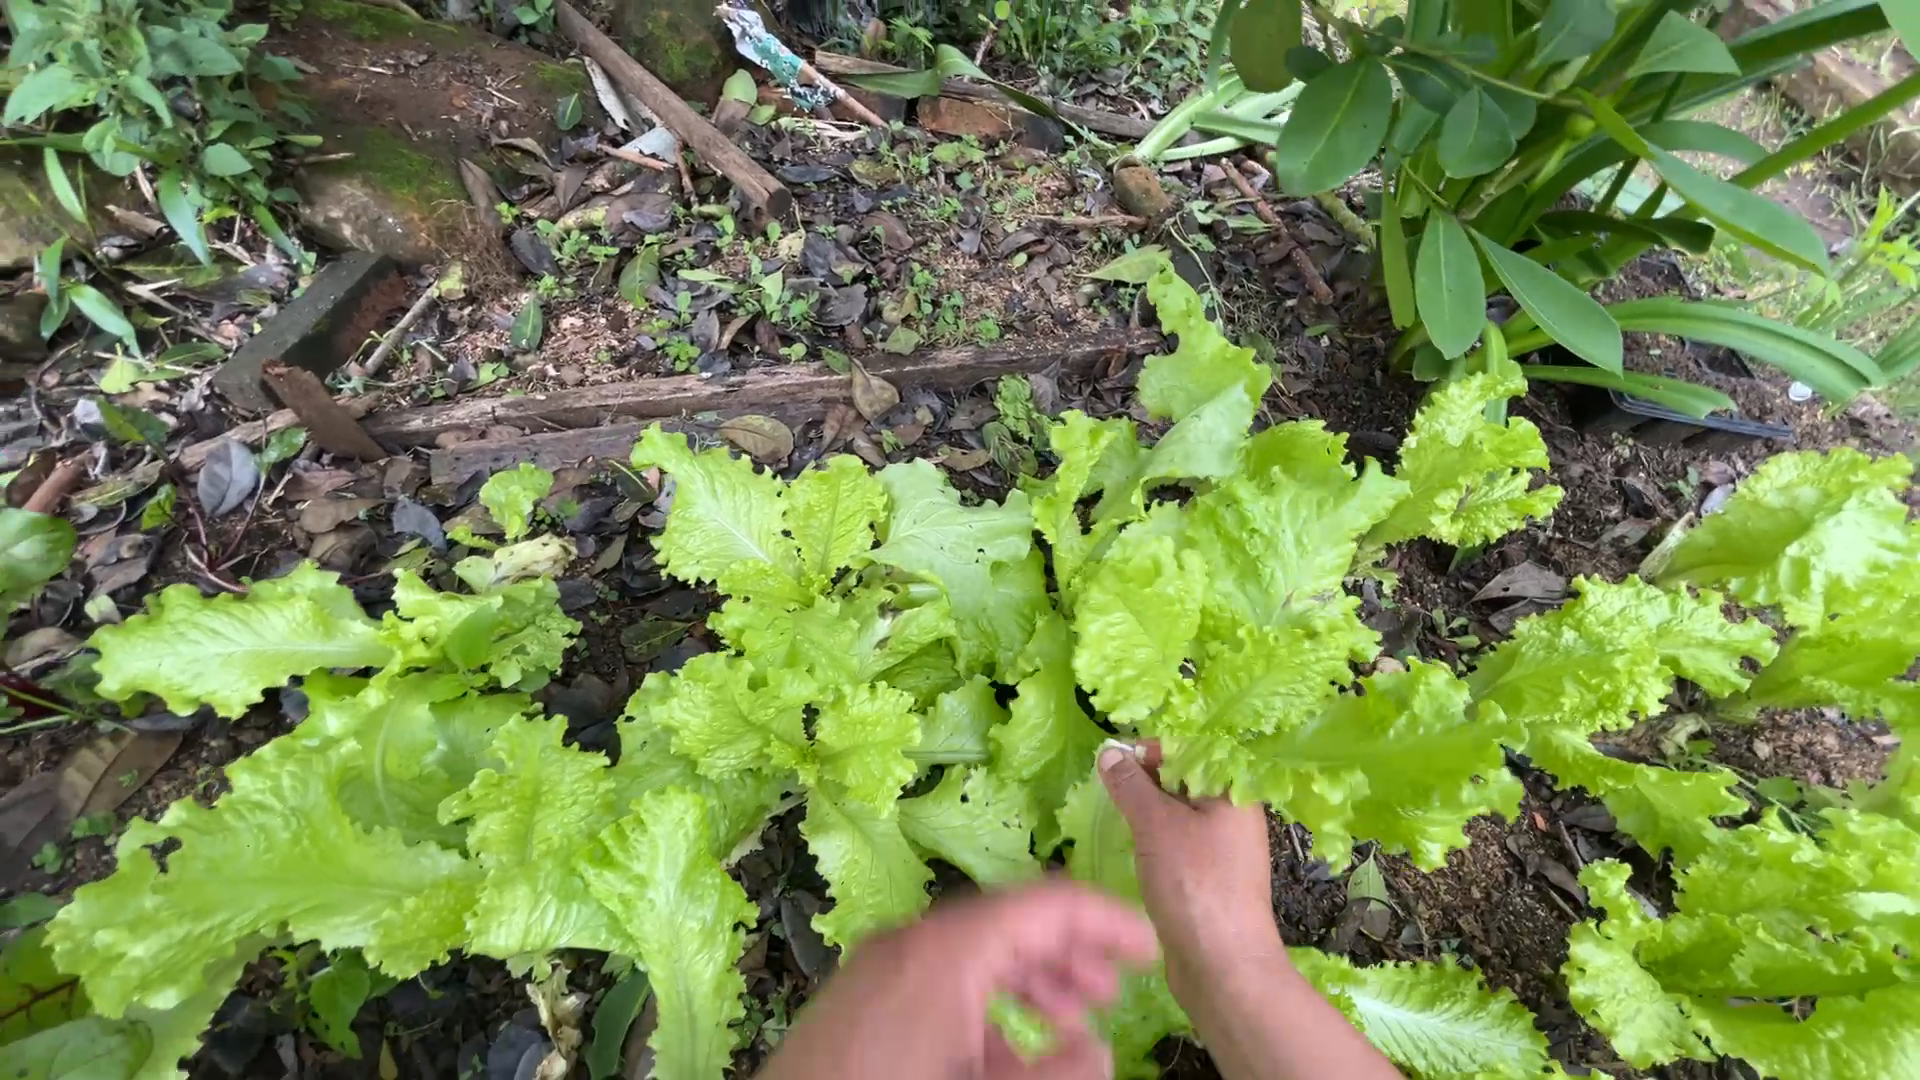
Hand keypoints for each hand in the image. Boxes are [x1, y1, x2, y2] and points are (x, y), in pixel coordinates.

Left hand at [758, 880, 1157, 1079]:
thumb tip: (1097, 1043)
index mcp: (945, 949)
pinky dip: (987, 1006)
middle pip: (1009, 923)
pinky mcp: (863, 999)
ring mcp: (881, 967)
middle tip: (1117, 987)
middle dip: (1070, 952)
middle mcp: (911, 941)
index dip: (1103, 918)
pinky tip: (1012, 1048)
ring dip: (1031, 980)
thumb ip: (1056, 1071)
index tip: (1148, 946)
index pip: (1041, 903)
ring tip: (1077, 1016)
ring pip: (975, 955)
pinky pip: (941, 984)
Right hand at [1096, 742, 1284, 1002]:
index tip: (1114, 760)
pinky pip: (1176, 842)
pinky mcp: (1207, 877)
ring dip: (1145, 811)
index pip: (1189, 750)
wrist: (1222, 967)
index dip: (1150, 750)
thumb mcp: (1155, 823)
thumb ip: (1129, 783)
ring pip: (1176, 813)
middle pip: (1182, 780)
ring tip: (1117, 816)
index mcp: (1232, 792)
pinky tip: (1132, 847)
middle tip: (1109, 788)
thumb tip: (1109, 751)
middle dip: (1144, 780)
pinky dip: (1153, 839)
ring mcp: (1222, 848)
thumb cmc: (1193, 883)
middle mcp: (1232, 815)